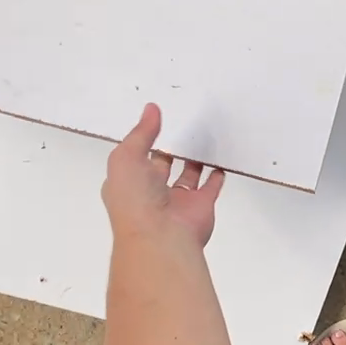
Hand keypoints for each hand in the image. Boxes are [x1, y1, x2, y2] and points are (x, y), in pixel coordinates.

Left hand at [101, 103, 224, 248]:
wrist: (160, 235)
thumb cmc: (135, 198)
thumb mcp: (126, 157)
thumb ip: (141, 133)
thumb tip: (152, 109)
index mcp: (129, 182)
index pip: (136, 158)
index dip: (143, 142)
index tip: (154, 123)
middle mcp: (153, 192)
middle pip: (162, 167)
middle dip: (168, 151)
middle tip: (180, 128)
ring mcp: (178, 200)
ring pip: (187, 176)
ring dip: (193, 162)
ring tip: (201, 140)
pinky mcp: (202, 205)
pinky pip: (211, 187)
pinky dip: (216, 176)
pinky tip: (219, 161)